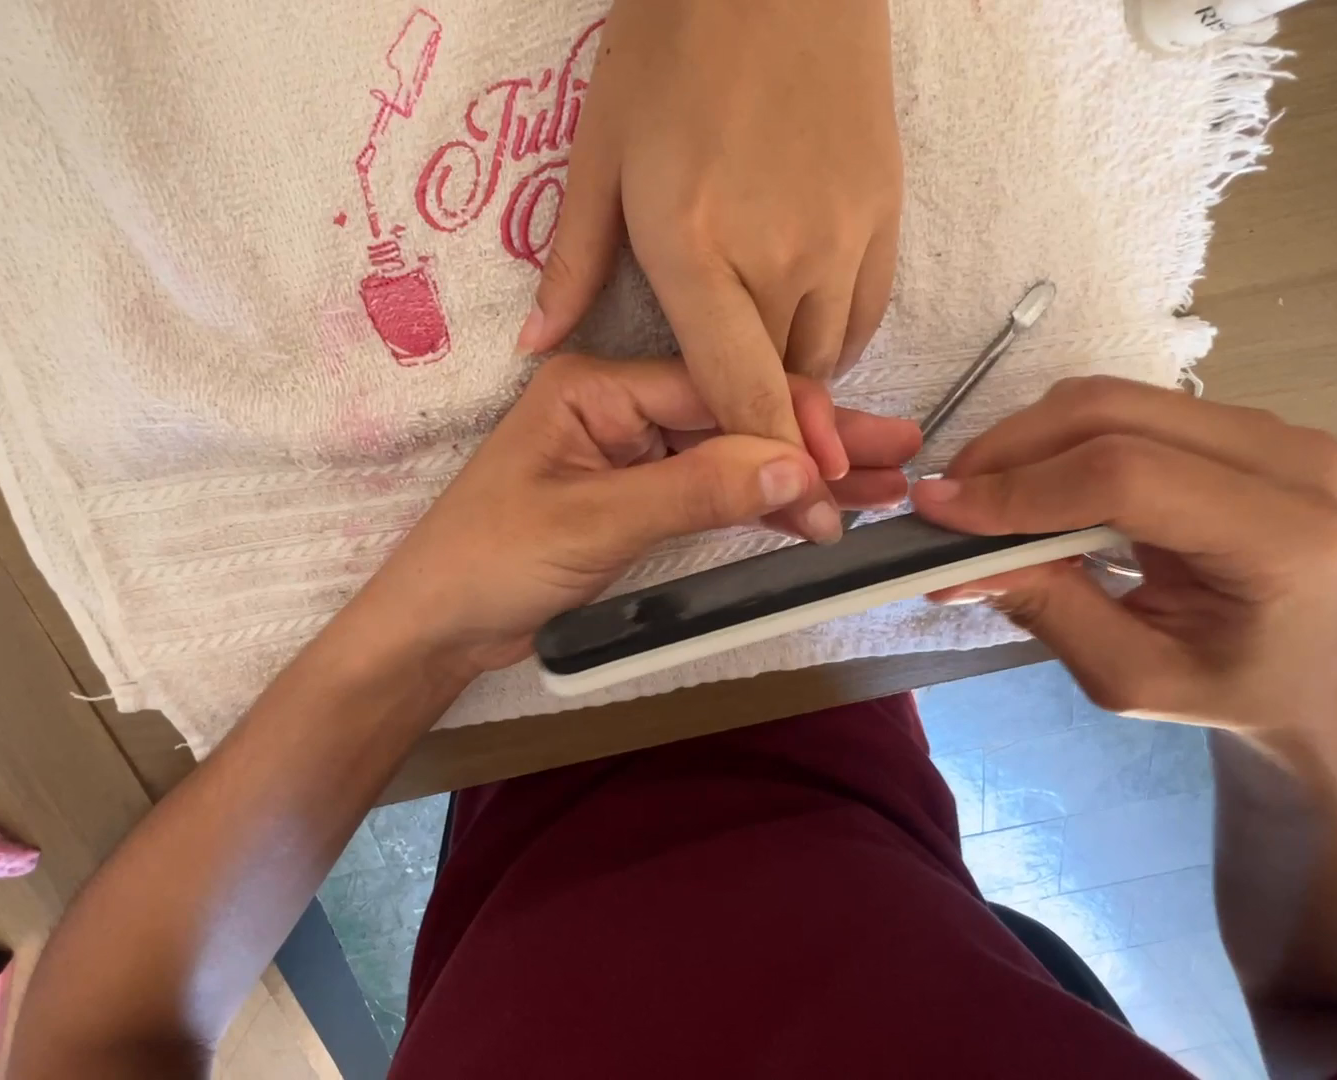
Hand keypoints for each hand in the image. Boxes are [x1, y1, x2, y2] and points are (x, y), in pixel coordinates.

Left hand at [354, 355, 920, 674]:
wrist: (438, 626)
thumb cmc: (492, 562)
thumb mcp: (594, 523)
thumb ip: (695, 490)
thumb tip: (798, 467)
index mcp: (597, 385)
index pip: (715, 388)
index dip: (786, 425)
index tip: (848, 468)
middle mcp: (620, 406)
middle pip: (733, 414)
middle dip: (814, 439)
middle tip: (899, 453)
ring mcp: (631, 452)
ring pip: (731, 454)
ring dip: (800, 473)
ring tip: (880, 486)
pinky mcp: (636, 496)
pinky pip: (710, 490)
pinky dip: (759, 503)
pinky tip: (814, 508)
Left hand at [517, 0, 901, 453]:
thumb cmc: (669, 58)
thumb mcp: (599, 162)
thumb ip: (573, 270)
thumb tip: (536, 346)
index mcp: (698, 256)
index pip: (736, 395)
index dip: (750, 463)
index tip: (757, 500)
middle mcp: (781, 261)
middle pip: (784, 388)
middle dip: (770, 436)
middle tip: (755, 464)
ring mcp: (842, 239)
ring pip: (827, 358)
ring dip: (796, 387)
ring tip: (768, 392)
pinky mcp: (885, 216)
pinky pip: (863, 315)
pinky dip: (832, 343)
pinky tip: (802, 337)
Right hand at [910, 377, 1336, 733]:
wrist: (1296, 673)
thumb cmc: (1219, 687)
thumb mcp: (1124, 674)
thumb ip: (1045, 610)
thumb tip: (950, 565)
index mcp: (1282, 538)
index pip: (1127, 477)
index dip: (1020, 489)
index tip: (936, 512)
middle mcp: (1286, 460)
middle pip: (1110, 414)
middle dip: (1007, 451)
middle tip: (945, 501)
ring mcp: (1262, 430)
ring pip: (1104, 399)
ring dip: (1021, 442)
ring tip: (979, 498)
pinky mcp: (1227, 422)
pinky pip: (1114, 408)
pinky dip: (1048, 441)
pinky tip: (1025, 486)